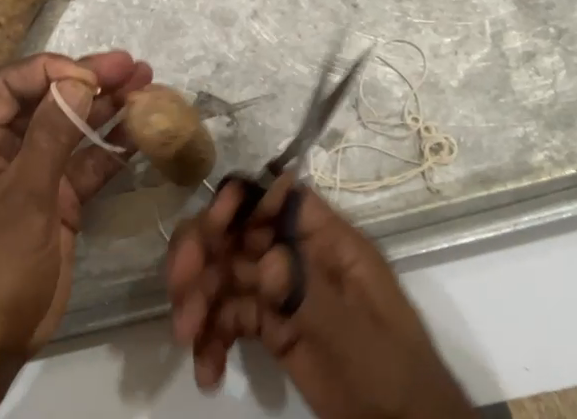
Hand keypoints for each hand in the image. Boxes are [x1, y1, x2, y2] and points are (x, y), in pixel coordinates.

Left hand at [0, 50, 151, 418]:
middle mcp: (0, 149)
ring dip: (106, 112)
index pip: (11, 83)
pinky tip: (142, 133)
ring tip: (147, 88)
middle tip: (134, 67)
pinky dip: (110, 151)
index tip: (94, 73)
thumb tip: (76, 79)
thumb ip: (51, 134)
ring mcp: (29, 175)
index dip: (53, 70)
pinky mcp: (54, 201)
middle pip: (45, 101)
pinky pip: (83, 166)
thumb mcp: (24, 194)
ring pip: (69, 130)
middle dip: (88, 83)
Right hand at [166, 177, 474, 418]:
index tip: (212, 227)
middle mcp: (300, 257)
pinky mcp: (270, 325)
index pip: (277, 199)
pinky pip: (228, 317)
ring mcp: (283, 291)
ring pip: (223, 274)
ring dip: (198, 300)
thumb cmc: (396, 377)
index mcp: (329, 244)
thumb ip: (311, 294)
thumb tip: (265, 259)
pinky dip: (211, 340)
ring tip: (188, 338)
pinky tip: (207, 372)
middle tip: (180, 287)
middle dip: (201, 255)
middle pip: (237, 233)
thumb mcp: (357, 336)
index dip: (240, 202)